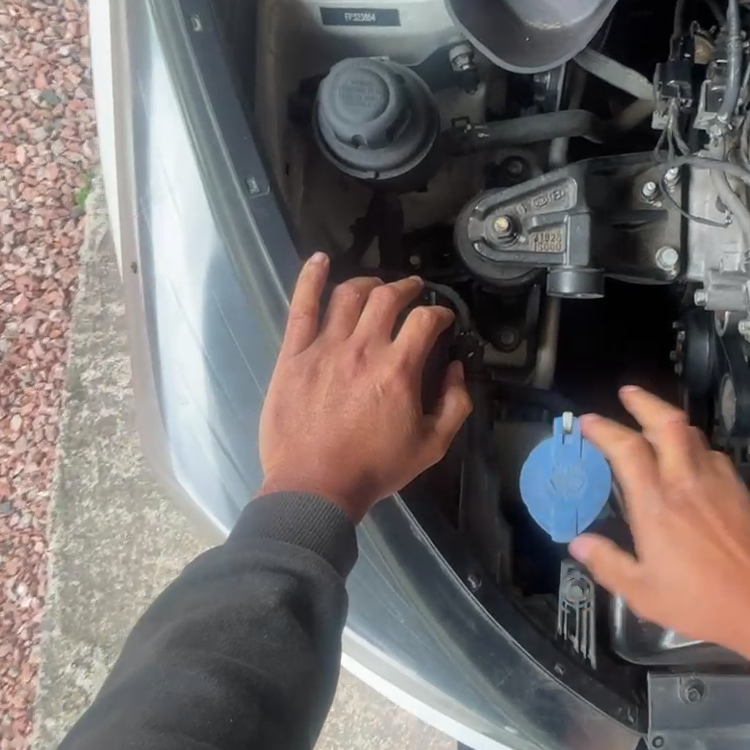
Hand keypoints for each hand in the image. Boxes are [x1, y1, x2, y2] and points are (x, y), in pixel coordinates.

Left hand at [258, 253, 471, 519]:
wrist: (314, 488)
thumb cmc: (375, 468)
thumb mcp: (433, 445)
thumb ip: (455, 403)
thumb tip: (456, 368)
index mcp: (399, 369)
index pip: (426, 320)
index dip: (441, 313)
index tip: (443, 319)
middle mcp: (364, 348)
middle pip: (388, 297)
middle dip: (407, 288)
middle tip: (414, 290)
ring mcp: (325, 348)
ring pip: (349, 295)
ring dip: (369, 283)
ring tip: (376, 286)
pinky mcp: (293, 355)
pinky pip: (301, 307)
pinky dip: (310, 279)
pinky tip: (319, 260)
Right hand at [569, 387, 749, 700]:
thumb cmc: (697, 601)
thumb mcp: (640, 592)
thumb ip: (607, 563)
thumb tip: (579, 543)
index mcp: (656, 504)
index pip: (626, 449)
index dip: (604, 429)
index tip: (588, 421)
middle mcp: (685, 481)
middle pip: (666, 423)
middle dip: (644, 402)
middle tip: (627, 393)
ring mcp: (716, 480)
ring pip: (692, 433)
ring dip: (669, 420)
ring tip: (654, 421)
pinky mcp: (738, 488)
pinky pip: (713, 453)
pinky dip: (695, 445)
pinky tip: (691, 457)